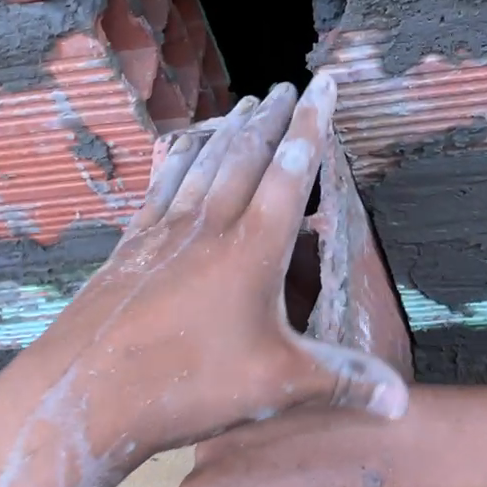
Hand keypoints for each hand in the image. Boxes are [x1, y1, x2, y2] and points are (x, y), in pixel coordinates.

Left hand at [11, 76, 408, 455]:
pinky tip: (180, 147)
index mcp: (253, 247)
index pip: (291, 170)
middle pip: (246, 155)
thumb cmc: (188, 385)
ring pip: (203, 163)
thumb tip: (402, 403)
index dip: (312, 123)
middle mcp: (209, 225)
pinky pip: (162, 184)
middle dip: (271, 118)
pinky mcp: (132, 245)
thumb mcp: (277, 386)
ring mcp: (165, 231)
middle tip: (285, 86)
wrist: (83, 394)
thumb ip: (341, 383)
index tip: (322, 83)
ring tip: (242, 104)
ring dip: (227, 130)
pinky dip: (179, 157)